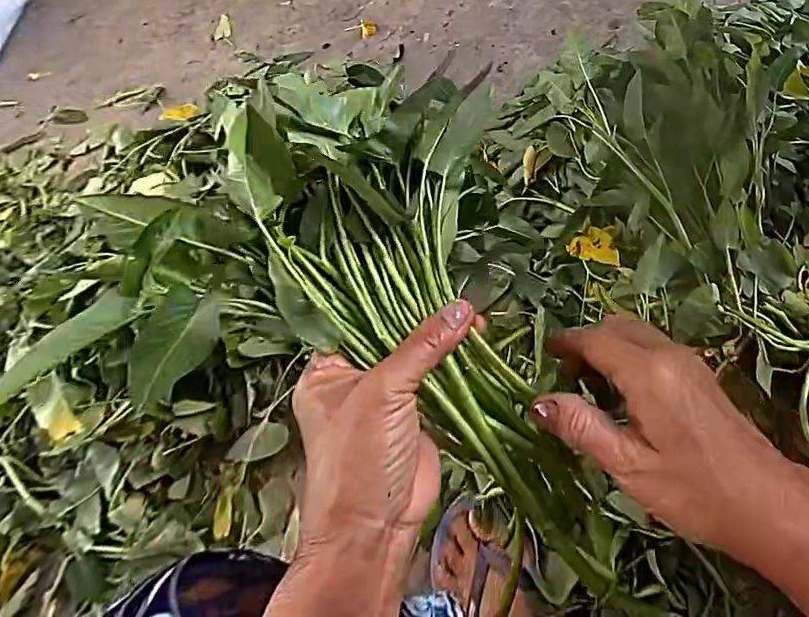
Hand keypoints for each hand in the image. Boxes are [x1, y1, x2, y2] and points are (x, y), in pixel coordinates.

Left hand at [268, 299, 474, 616]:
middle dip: (428, 317)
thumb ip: (423, 346)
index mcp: (330, 370)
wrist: (376, 532)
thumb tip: (463, 308)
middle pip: (396, 334)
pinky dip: (459, 362)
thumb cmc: (358, 460)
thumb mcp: (384, 392)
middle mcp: (357, 378)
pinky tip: (478, 342)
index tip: (426, 276)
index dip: (392, 297)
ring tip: (476, 319)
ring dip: (449, 339)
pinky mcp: (418, 411)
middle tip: (461, 301)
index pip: (359, 319)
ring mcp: (389, 396)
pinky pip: (440, 377)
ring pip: (421, 355)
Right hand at [530, 316, 808, 616]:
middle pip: (617, 325)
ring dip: (609, 346)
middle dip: (587, 341)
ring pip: (637, 332)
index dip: (566, 342)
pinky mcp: (700, 371)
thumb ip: (584, 428)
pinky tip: (624, 393)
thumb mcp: (631, 468)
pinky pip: (654, 345)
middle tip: (564, 377)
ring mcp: (689, 359)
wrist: (768, 501)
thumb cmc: (695, 491)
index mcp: (648, 372)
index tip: (542, 352)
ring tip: (589, 387)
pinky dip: (630, 354)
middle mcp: (669, 353)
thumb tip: (539, 400)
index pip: (596, 339)